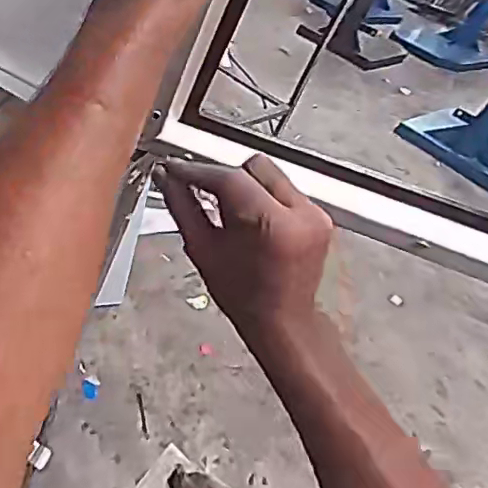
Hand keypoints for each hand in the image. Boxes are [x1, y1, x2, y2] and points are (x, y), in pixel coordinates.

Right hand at [158, 156, 334, 356]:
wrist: (283, 320)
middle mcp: (299, 213)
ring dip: (246, 187)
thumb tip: (167, 178)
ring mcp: (313, 213)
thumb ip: (183, 206)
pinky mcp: (320, 214)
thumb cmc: (243, 295)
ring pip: (269, 174)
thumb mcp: (203, 249)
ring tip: (232, 214)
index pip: (228, 177)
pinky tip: (253, 221)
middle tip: (205, 195)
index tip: (177, 170)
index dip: (197, 171)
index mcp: (270, 224)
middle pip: (252, 167)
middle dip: (225, 178)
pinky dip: (264, 198)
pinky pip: (285, 189)